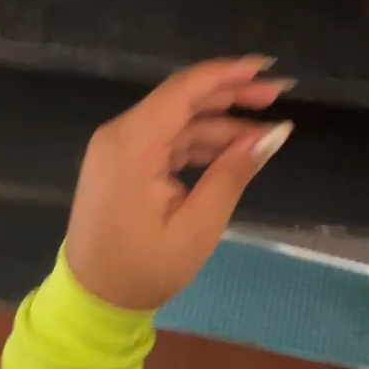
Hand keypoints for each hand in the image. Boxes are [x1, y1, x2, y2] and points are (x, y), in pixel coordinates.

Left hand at [65, 57, 293, 310]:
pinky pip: (168, 138)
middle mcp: (121, 133)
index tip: (265, 67)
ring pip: (178, 119)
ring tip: (265, 124)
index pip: (183, 91)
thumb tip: (275, 133)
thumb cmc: (144, 268)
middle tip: (276, 93)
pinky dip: (201, 140)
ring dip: (220, 120)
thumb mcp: (198, 226)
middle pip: (182, 98)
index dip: (226, 74)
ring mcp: (119, 146)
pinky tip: (234, 146)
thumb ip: (234, 172)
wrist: (92, 301)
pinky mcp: (123, 160)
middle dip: (230, 93)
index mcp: (133, 144)